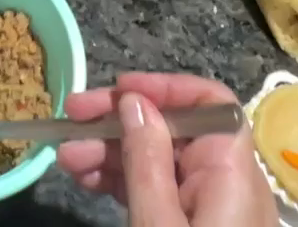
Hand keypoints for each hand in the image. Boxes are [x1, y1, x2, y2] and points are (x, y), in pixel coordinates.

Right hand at [58, 73, 276, 226]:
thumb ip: (147, 162)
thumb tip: (135, 100)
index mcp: (231, 172)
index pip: (209, 103)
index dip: (165, 87)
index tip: (117, 90)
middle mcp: (227, 183)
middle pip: (175, 129)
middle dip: (120, 121)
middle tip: (70, 119)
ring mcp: (211, 210)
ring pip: (160, 159)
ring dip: (112, 151)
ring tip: (66, 158)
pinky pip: (159, 189)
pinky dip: (123, 180)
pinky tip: (87, 179)